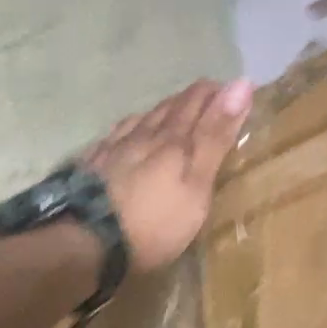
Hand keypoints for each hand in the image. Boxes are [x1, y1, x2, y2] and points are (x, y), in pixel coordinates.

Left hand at [83, 79, 252, 274]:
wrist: (86, 244)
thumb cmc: (151, 225)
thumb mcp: (195, 187)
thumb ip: (215, 138)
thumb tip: (241, 83)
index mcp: (173, 140)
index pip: (199, 103)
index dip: (217, 94)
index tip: (231, 90)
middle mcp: (142, 135)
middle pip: (169, 108)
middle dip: (190, 99)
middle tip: (205, 97)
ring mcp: (111, 150)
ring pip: (140, 119)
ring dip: (158, 112)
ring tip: (169, 112)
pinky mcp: (88, 168)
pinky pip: (112, 137)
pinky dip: (127, 130)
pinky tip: (125, 134)